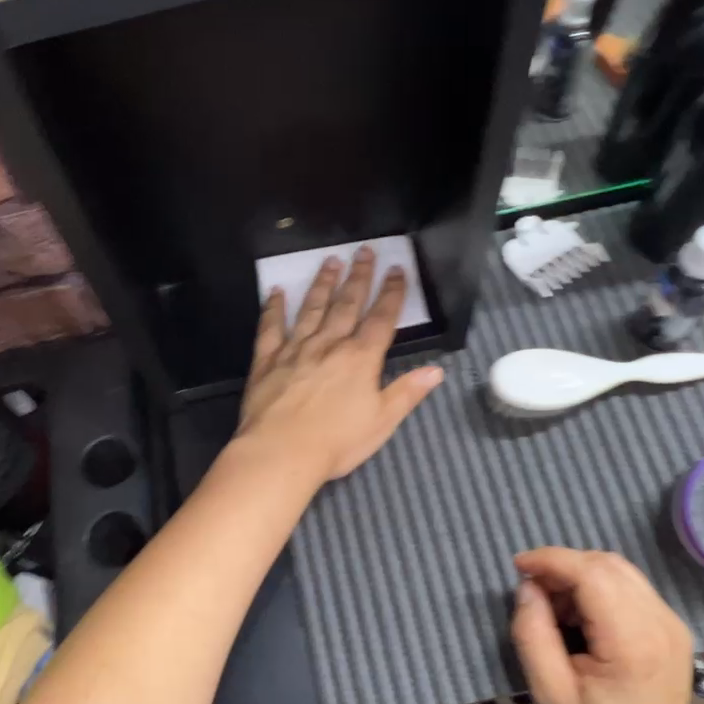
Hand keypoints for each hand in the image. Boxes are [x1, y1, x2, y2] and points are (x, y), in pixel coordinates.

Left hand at [235, 248, 444, 483]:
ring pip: (311, 309)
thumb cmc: (336, 443)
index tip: (397, 270)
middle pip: (347, 304)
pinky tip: (276, 292)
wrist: (281, 451)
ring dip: (322, 283)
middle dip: (358, 277)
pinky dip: (274, 308)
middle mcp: (329, 345)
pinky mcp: (266, 361)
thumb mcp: (382, 421)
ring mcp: (295, 350)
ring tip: (330, 261)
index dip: (391, 293)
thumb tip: (436, 370)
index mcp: (361, 358)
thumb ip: (407, 392)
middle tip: (364, 252)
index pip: (382, 319)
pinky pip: (270, 328)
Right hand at [510, 547, 703, 703]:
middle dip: (563, 566)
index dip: (552, 560)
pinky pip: (630, 585)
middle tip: (535, 593)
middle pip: (606, 564)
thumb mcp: (549, 691)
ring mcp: (671, 620)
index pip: (592, 573)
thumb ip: (532, 634)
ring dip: (581, 575)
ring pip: (619, 569)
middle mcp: (659, 621)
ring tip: (557, 607)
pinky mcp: (672, 623)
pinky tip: (583, 615)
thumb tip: (528, 588)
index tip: (519, 566)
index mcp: (631, 642)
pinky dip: (599, 586)